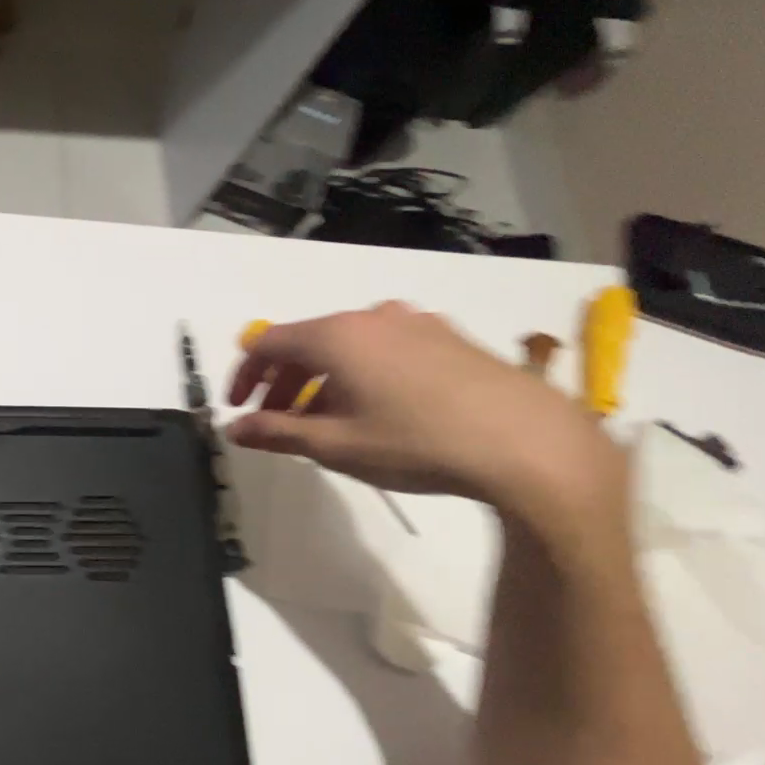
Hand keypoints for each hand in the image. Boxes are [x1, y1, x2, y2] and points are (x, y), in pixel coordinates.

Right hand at [225, 302, 621, 523]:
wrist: (529, 444)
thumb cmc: (415, 443)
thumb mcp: (333, 446)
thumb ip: (276, 432)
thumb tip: (235, 428)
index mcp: (336, 336)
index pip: (268, 343)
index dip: (245, 375)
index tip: (238, 408)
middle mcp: (373, 318)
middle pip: (307, 342)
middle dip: (283, 381)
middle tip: (275, 421)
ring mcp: (417, 323)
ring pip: (348, 346)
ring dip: (323, 379)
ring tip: (325, 421)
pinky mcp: (451, 338)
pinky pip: (385, 349)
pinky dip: (361, 374)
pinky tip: (374, 410)